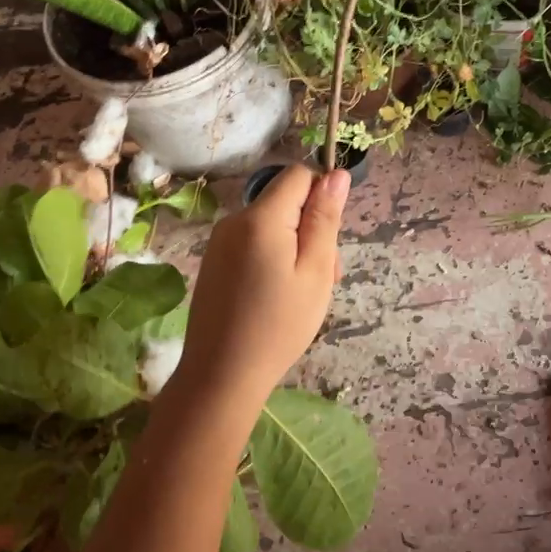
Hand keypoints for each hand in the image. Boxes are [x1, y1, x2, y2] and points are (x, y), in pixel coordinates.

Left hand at [178, 165, 348, 403]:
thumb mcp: (316, 271)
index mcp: (261, 218)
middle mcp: (234, 220)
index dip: (321, 197)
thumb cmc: (279, 325)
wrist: (221, 377)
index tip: (330, 237)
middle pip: (285, 201)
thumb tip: (336, 174)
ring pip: (271, 223)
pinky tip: (277, 296)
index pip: (298, 176)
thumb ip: (325, 219)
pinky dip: (273, 258)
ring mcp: (220, 242)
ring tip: (303, 291)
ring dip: (294, 246)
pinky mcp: (214, 262)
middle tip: (325, 276)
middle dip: (310, 227)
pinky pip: (253, 242)